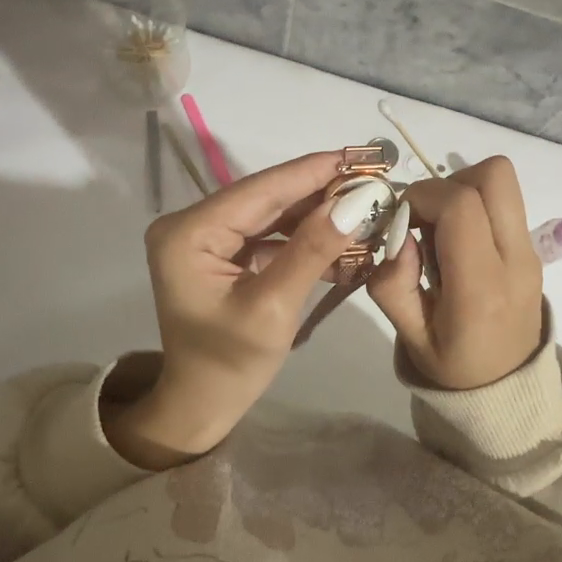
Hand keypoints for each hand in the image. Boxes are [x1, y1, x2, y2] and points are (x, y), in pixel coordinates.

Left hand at [107, 151, 356, 469]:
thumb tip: (354, 203)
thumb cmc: (230, 364)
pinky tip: (343, 239)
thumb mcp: (274, 307)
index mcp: (188, 233)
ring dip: (316, 216)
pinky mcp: (220, 256)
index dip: (312, 172)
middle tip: (372, 181)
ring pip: (270, 217)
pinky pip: (267, 238)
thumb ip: (311, 250)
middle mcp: (190, 226)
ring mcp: (204, 240)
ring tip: (367, 207)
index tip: (360, 156)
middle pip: (265, 199)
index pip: (259, 191)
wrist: (201, 405)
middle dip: (319, 193)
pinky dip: (303, 240)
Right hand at [366, 156, 544, 389]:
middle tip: (424, 219)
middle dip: (448, 183)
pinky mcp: (534, 250)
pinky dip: (476, 207)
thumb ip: (394, 285)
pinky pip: (506, 204)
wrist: (508, 391)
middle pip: (494, 175)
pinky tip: (457, 245)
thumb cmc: (453, 368)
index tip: (400, 222)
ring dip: (463, 192)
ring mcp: (531, 252)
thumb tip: (397, 237)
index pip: (460, 204)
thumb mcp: (410, 337)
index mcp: (481, 287)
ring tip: (440, 232)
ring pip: (503, 182)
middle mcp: (515, 260)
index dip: (422, 197)